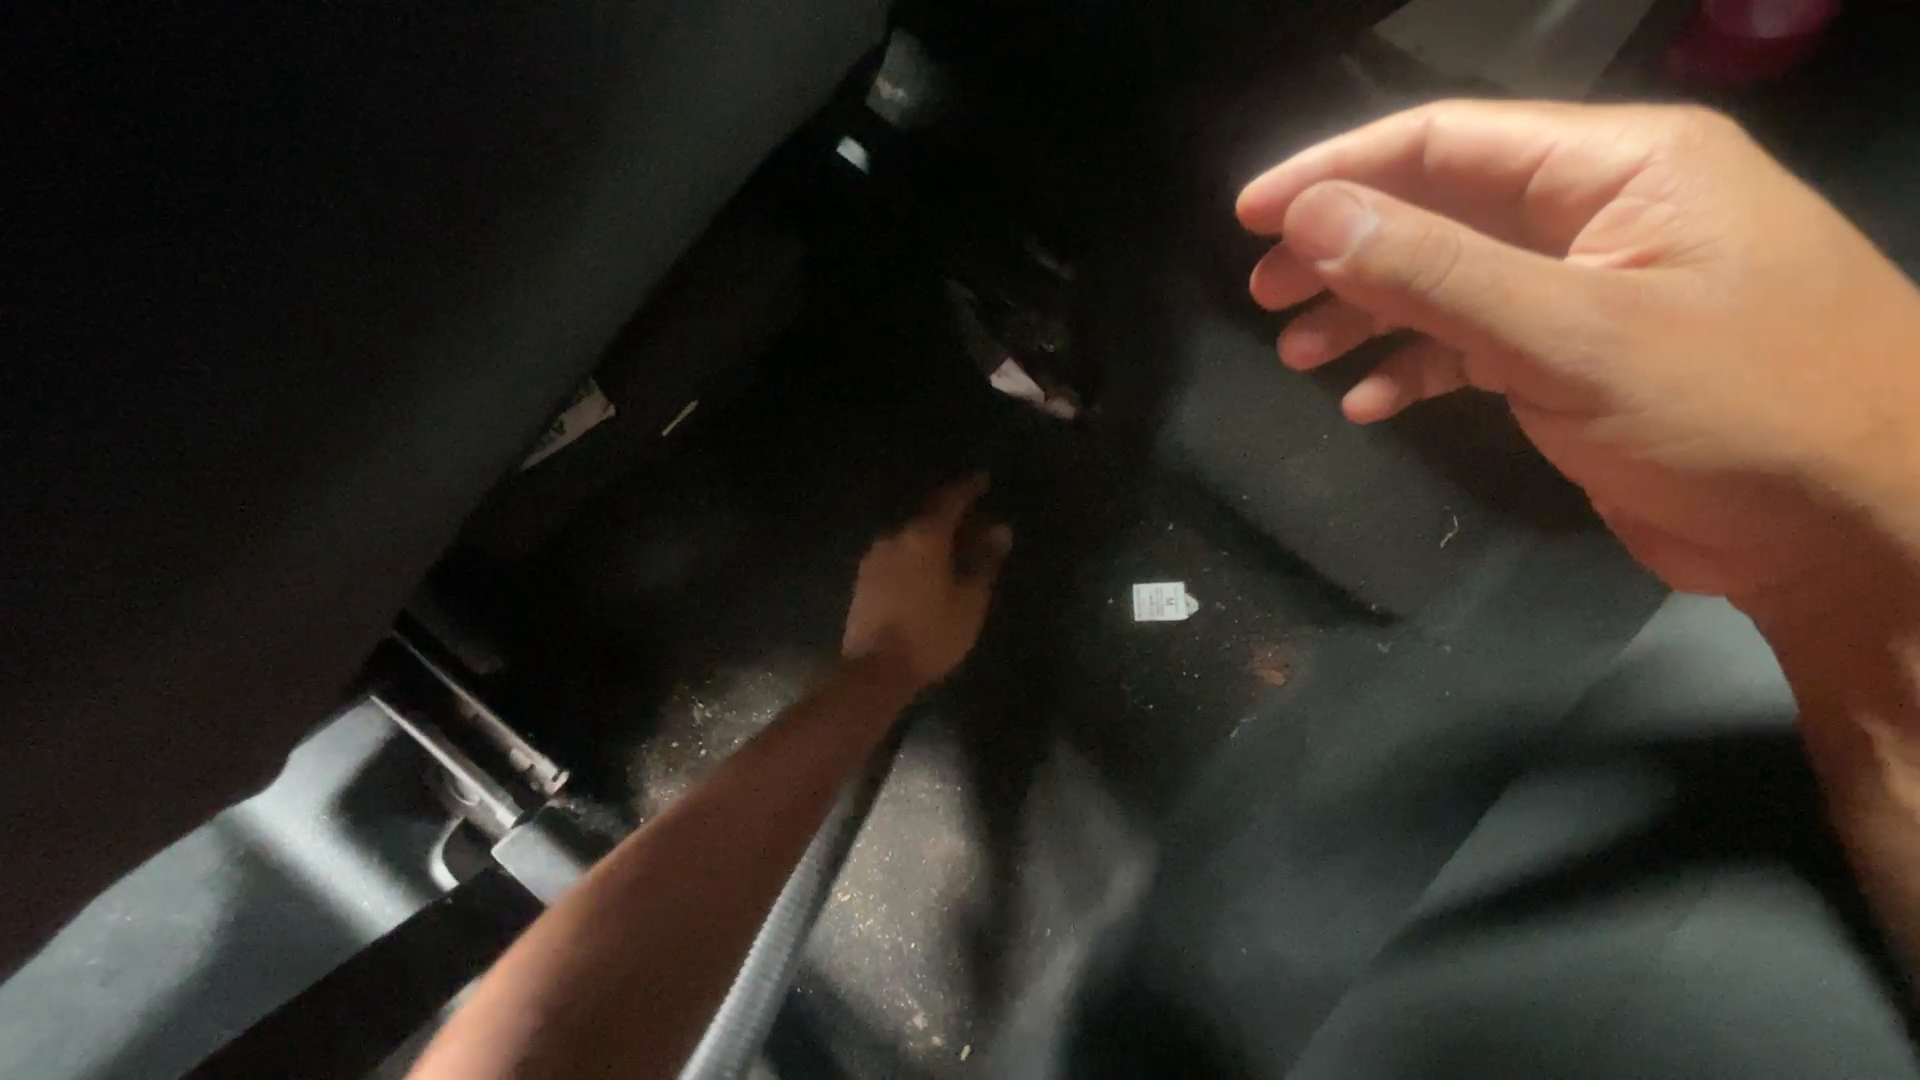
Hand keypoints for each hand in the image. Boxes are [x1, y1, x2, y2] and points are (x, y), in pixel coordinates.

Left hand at [842, 474, 1012, 689]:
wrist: (875, 670)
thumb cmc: (931, 634)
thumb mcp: (970, 600)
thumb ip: (985, 561)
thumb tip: (1000, 529)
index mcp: (924, 536)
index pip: (950, 499)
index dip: (969, 487)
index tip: (984, 479)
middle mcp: (896, 537)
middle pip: (928, 517)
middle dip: (953, 518)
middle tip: (976, 526)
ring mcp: (875, 557)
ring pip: (910, 537)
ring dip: (933, 539)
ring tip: (954, 553)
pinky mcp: (863, 579)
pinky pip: (897, 555)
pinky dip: (916, 556)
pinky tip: (927, 573)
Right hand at [1236, 100, 1919, 610]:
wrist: (1850, 527)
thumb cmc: (1731, 408)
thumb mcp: (1565, 333)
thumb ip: (1431, 270)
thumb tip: (1310, 217)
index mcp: (1614, 169)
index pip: (1443, 142)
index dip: (1336, 172)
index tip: (1250, 214)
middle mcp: (1594, 215)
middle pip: (1433, 212)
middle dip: (1340, 252)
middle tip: (1261, 295)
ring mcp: (1582, 290)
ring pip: (1442, 283)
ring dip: (1364, 316)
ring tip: (1295, 355)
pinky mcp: (1570, 359)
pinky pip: (1468, 344)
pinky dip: (1412, 369)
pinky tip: (1367, 403)